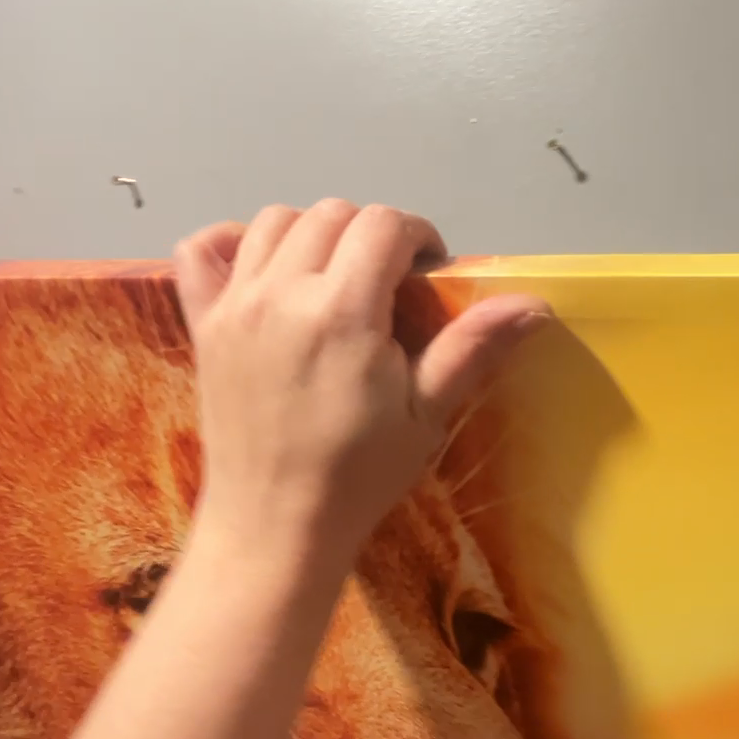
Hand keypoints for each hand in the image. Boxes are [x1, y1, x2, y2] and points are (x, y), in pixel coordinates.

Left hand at [172, 199, 548, 559]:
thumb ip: (473, 346)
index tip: (430, 272)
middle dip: (374, 233)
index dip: (418, 235)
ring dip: (317, 233)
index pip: (384, 224)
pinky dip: (235, 242)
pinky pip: (203, 248)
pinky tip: (266, 270)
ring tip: (338, 278)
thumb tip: (534, 303)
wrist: (276, 525)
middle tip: (391, 284)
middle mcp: (282, 291)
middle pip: (333, 213)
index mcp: (343, 311)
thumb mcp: (428, 412)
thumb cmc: (360, 474)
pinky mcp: (203, 323)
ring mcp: (235, 304)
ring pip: (275, 220)